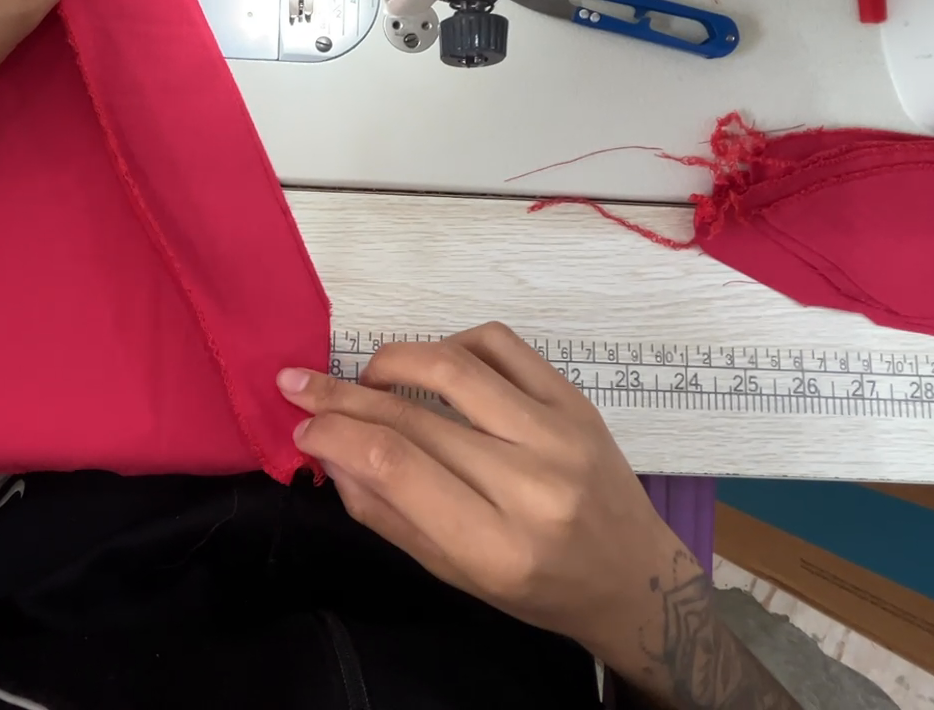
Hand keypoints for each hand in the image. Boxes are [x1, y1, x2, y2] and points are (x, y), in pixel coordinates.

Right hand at [277, 323, 684, 653]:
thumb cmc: (537, 589)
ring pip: (451, 366)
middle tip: (299, 382)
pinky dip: (449, 344)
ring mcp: (559, 432)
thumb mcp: (453, 572)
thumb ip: (384, 512)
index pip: (395, 465)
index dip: (334, 433)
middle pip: (413, 416)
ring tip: (368, 376)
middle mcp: (531, 483)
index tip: (300, 423)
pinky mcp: (574, 399)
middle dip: (341, 394)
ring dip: (391, 360)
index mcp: (496, 544)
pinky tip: (435, 366)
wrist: (635, 577)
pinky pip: (497, 344)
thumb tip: (326, 449)